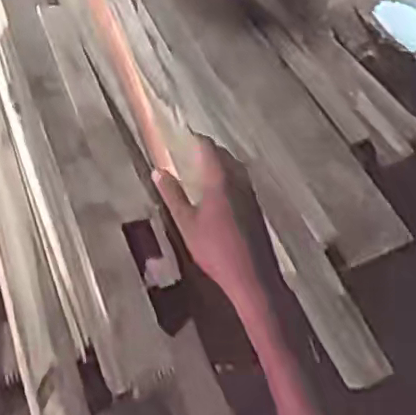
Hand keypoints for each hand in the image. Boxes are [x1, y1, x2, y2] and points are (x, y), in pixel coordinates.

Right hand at [152, 138, 268, 307]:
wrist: (254, 279)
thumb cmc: (215, 250)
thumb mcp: (186, 224)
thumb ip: (172, 195)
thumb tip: (158, 171)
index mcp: (220, 179)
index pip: (208, 148)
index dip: (197, 139)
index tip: (185, 134)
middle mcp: (238, 180)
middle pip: (224, 155)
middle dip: (209, 149)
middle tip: (192, 150)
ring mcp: (250, 194)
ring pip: (236, 167)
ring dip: (221, 162)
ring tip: (205, 167)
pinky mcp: (256, 208)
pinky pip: (242, 180)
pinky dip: (230, 176)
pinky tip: (221, 191)